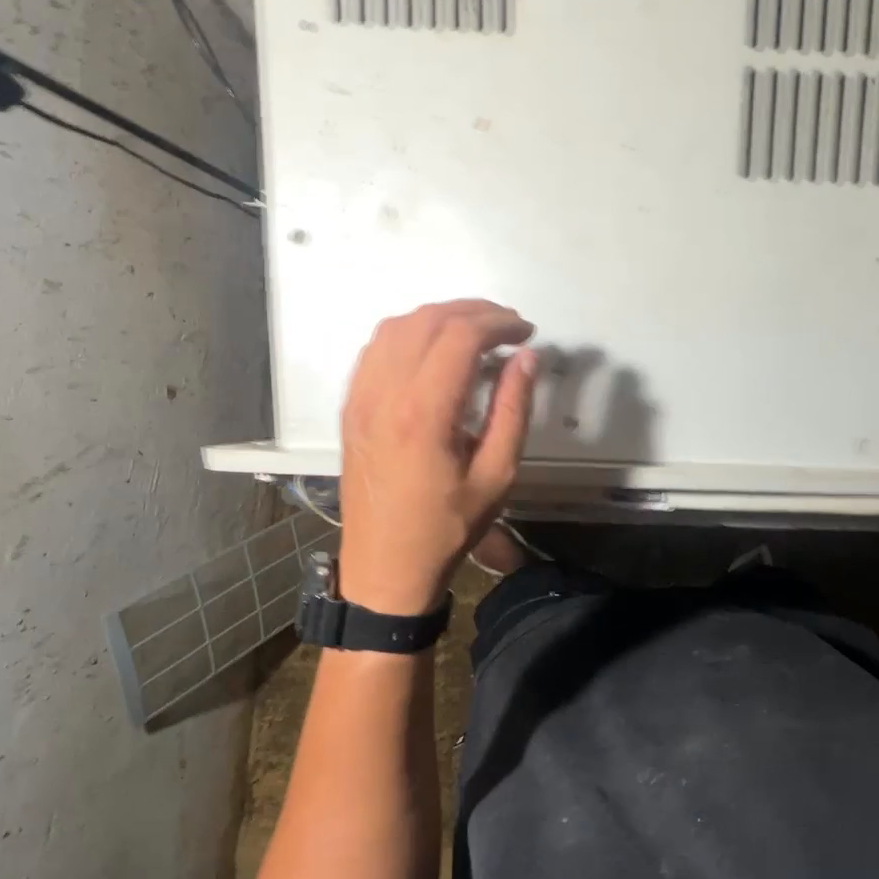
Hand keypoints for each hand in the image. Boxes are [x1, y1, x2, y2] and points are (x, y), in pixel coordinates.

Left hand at [336, 301, 538, 615]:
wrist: (385, 566)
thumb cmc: (447, 528)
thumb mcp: (496, 476)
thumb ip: (513, 411)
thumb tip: (527, 359)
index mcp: (423, 412)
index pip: (460, 336)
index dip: (498, 323)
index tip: (526, 332)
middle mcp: (384, 393)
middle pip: (427, 320)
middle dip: (473, 312)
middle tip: (508, 326)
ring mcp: (360, 397)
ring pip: (395, 326)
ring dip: (438, 317)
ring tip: (475, 332)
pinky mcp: (351, 407)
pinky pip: (375, 348)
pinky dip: (409, 334)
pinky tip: (434, 351)